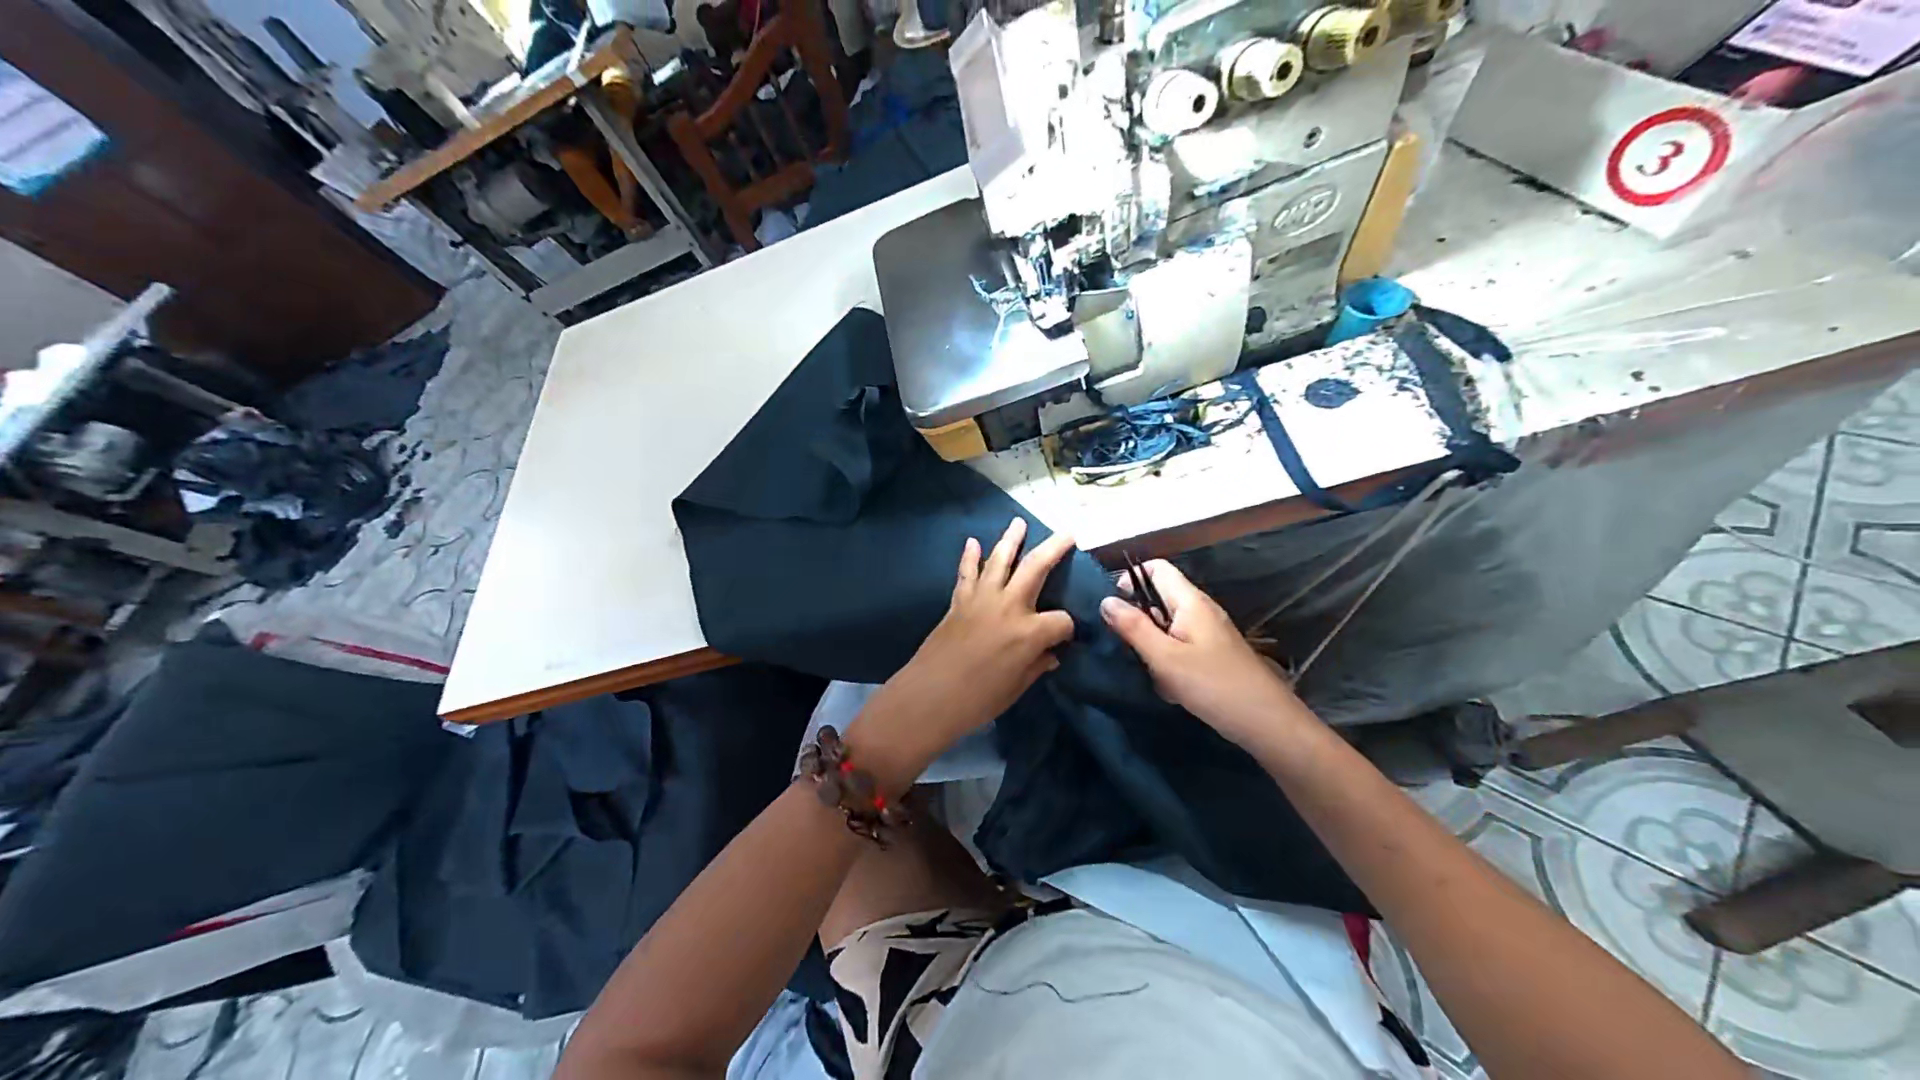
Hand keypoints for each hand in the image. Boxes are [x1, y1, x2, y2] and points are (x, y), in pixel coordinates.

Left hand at [847, 518, 1075, 790]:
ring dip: (1011, 539)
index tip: (1065, 639)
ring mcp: (982, 599)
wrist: (930, 695)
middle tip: (1067, 533)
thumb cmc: (979, 699)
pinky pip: (967, 573)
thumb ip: (1036, 665)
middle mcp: (1009, 606)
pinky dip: (970, 556)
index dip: (1068, 629)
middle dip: (1054, 549)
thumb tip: (1050, 655)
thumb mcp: (1017, 687)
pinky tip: (973, 542)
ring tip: (1019, 522)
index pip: (1062, 621)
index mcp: (1030, 632)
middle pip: (1036, 568)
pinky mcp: (959, 601)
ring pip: (999, 560)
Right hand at [1100, 559, 1311, 747]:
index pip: (1157, 568)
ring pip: (1166, 627)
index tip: (1112, 607)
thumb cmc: (1213, 686)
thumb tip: (1105, 601)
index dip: (1130, 579)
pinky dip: (1168, 661)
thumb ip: (1133, 627)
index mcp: (1190, 601)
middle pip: (1158, 598)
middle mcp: (1200, 610)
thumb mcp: (1165, 657)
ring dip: (1152, 647)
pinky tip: (1170, 687)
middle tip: (1127, 647)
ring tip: (1151, 672)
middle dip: (1138, 620)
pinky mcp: (1211, 654)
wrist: (1266, 722)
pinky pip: (1178, 646)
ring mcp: (1207, 632)